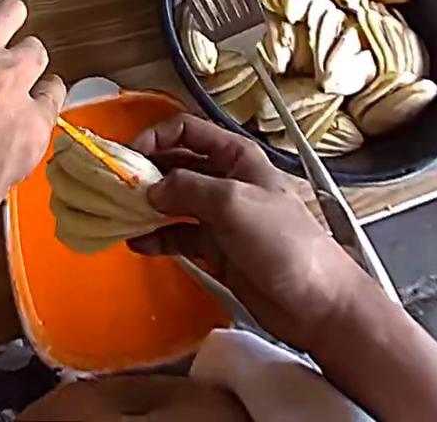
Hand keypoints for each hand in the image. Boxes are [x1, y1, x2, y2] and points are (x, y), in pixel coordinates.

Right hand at [127, 114, 376, 350]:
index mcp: (234, 155)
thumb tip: (150, 189)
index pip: (186, 130)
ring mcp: (219, 214)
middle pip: (176, 163)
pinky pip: (179, 234)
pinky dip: (158, 237)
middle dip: (147, 171)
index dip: (156, 136)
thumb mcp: (232, 203)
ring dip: (148, 205)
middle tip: (118, 184)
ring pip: (173, 200)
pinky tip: (138, 243)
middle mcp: (223, 178)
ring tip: (121, 213)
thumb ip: (187, 188)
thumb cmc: (282, 240)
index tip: (130, 153)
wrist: (318, 305)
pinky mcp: (216, 247)